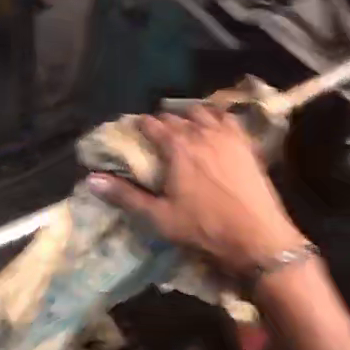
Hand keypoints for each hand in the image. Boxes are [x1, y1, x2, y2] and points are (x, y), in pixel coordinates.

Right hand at [87, 106, 307, 276]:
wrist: (258, 237)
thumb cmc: (205, 228)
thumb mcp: (160, 217)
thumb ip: (125, 196)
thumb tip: (91, 179)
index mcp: (177, 147)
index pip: (152, 124)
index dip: (141, 126)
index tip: (135, 132)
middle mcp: (200, 132)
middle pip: (175, 116)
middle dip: (163, 122)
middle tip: (157, 136)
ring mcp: (226, 134)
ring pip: (202, 112)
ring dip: (189, 116)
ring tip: (184, 127)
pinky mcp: (245, 142)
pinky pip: (227, 117)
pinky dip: (216, 117)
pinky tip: (214, 127)